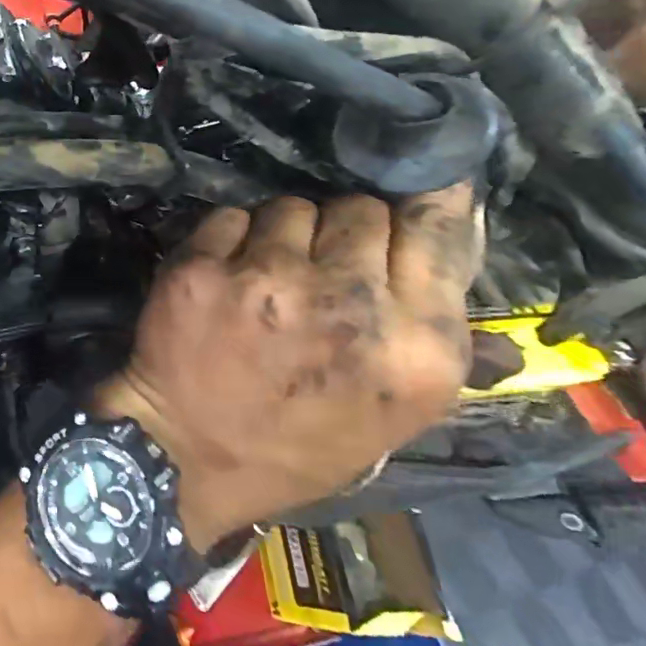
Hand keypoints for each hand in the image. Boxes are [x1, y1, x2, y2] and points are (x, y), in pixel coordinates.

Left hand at [93, 186, 479, 545]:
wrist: (191, 453)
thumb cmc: (300, 440)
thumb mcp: (399, 406)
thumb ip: (431, 321)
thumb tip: (454, 224)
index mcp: (416, 346)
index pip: (436, 231)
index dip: (422, 206)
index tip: (411, 192)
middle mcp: (348, 301)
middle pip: (360, 208)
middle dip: (344, 230)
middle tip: (322, 267)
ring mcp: (268, 278)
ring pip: (291, 206)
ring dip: (285, 232)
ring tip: (270, 276)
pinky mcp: (202, 266)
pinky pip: (232, 216)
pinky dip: (231, 237)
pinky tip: (226, 277)